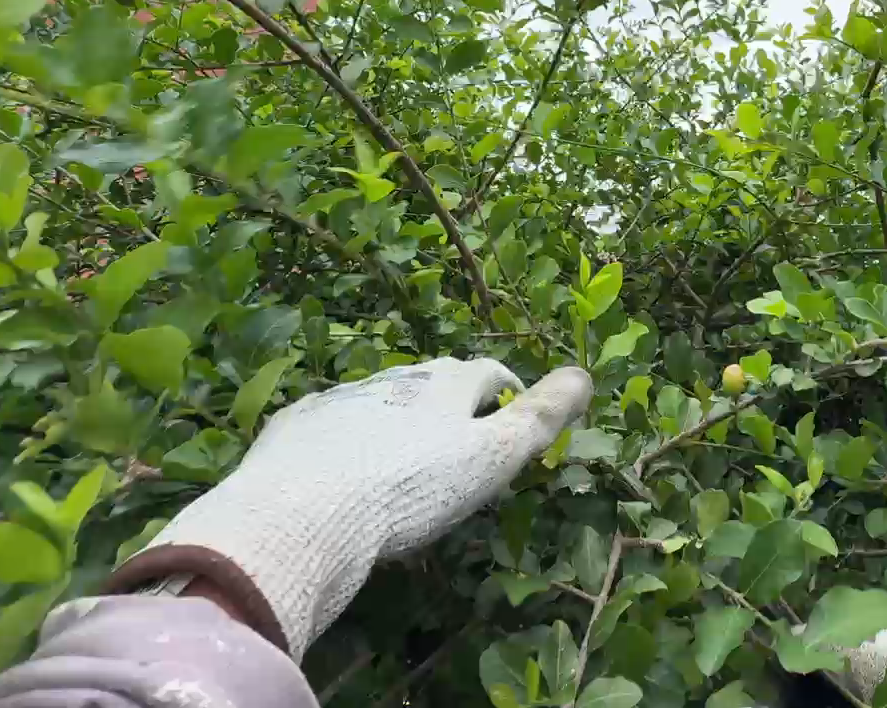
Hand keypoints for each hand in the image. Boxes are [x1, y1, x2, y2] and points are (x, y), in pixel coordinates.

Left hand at [107, 358, 592, 653]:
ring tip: (403, 452)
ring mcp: (347, 396)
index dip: (506, 391)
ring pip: (385, 395)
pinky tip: (341, 461)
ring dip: (400, 414)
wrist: (304, 512)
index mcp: (448, 384)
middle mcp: (400, 377)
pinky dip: (347, 431)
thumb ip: (540, 415)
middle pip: (436, 379)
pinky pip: (333, 418)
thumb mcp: (493, 456)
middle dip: (452, 400)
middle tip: (459, 438)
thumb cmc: (413, 487)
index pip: (489, 374)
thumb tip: (585, 373)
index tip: (511, 416)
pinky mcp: (301, 422)